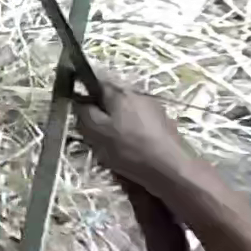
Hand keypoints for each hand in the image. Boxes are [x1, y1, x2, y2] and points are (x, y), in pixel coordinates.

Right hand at [74, 84, 195, 193]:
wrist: (171, 169)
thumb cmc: (129, 149)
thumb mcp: (96, 132)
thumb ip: (84, 113)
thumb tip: (79, 101)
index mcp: (119, 92)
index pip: (94, 82)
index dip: (83, 95)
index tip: (79, 114)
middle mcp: (137, 94)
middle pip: (111, 99)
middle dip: (101, 115)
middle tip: (95, 136)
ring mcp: (153, 108)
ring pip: (124, 113)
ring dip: (116, 126)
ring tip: (113, 148)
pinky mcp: (163, 124)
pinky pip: (138, 125)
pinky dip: (131, 135)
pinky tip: (131, 152)